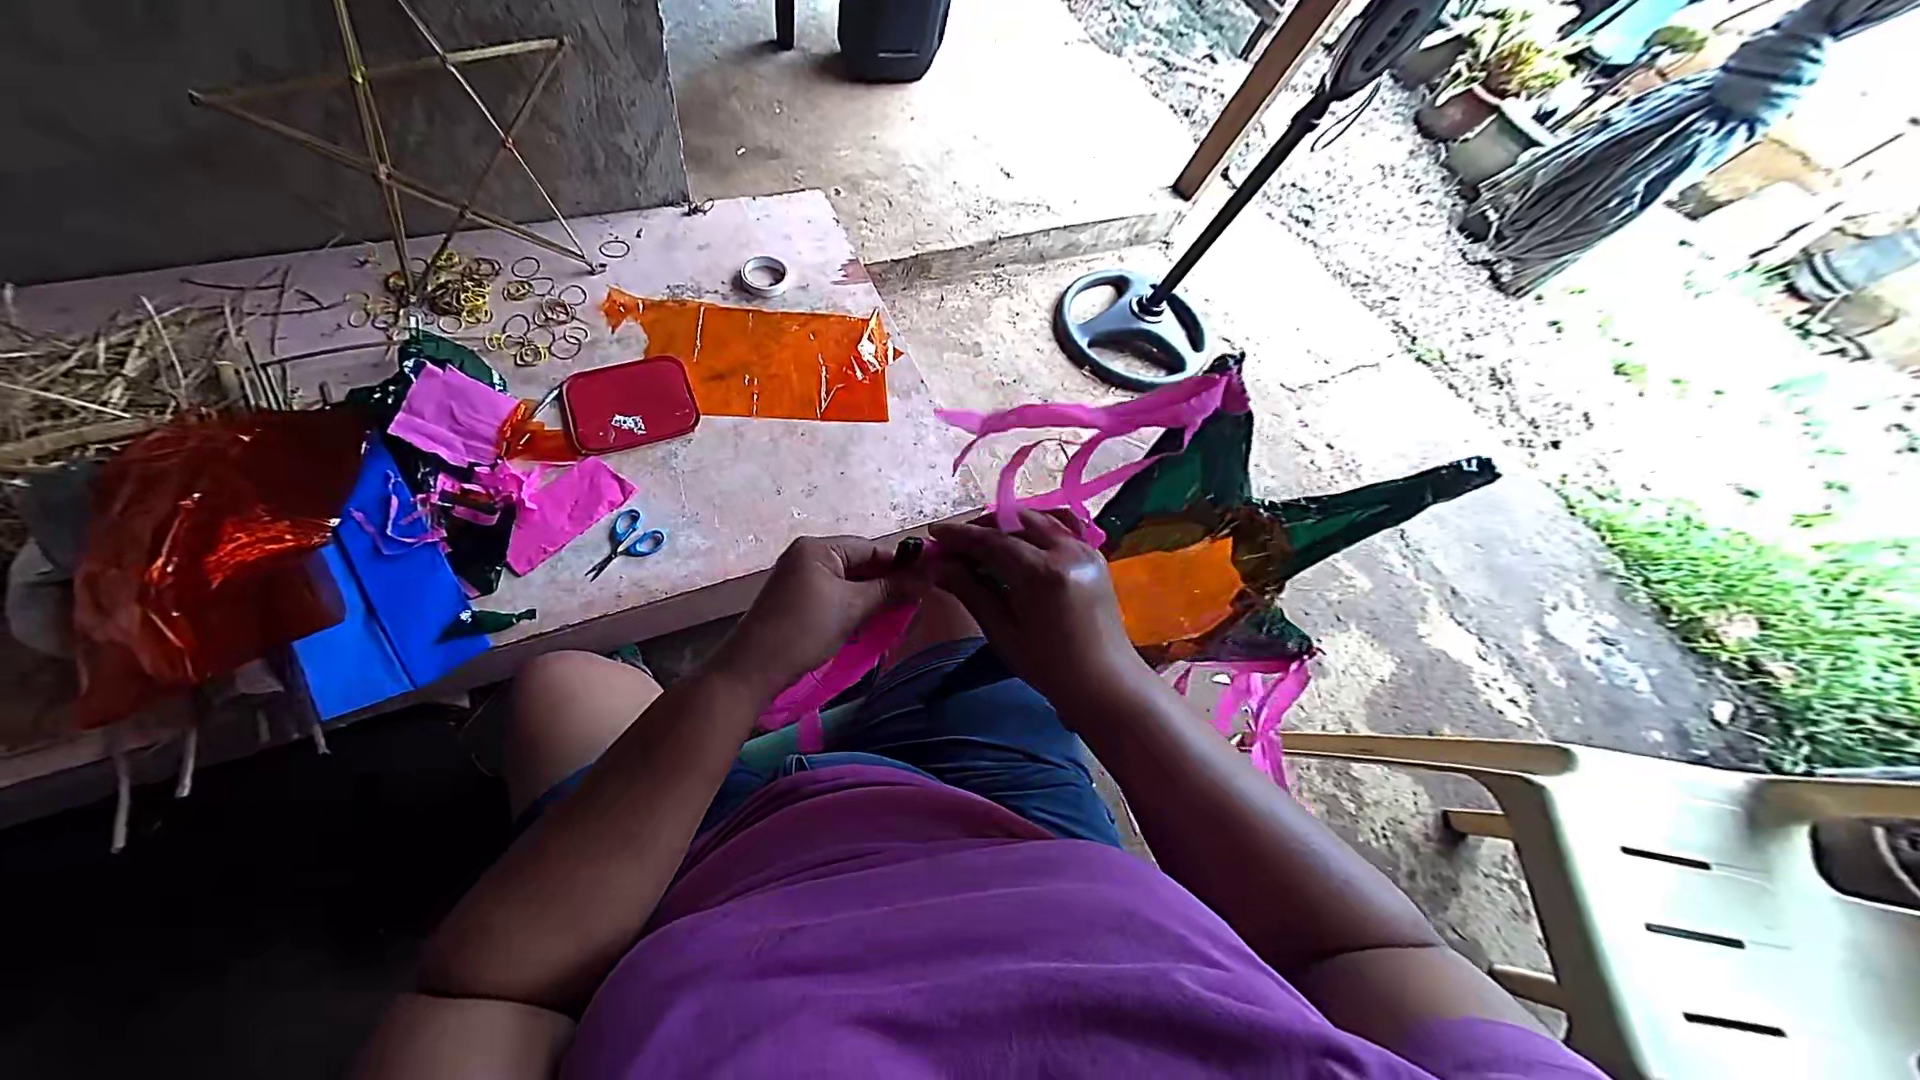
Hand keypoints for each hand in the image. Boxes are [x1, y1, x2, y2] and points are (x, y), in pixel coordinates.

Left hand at [710, 535, 925, 700]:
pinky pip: (836, 595)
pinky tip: (871, 620)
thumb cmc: (803, 631)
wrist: (751, 670)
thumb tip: (928, 575)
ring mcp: (800, 578)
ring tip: (899, 612)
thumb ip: (891, 588)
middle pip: (860, 563)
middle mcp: (807, 556)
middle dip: (887, 582)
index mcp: (818, 547)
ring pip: (849, 582)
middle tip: (917, 600)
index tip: (929, 580)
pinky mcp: (797, 600)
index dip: (901, 564)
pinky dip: (855, 606)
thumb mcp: (853, 608)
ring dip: (873, 596)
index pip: (871, 548)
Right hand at [929, 510, 1153, 715]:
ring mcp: (1085, 550)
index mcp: (1042, 573)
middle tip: (955, 544)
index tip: (934, 533)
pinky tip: (1021, 540)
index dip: (959, 536)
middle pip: (1015, 523)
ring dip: (1008, 524)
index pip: (992, 541)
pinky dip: (1037, 527)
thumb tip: (938, 566)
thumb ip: (970, 590)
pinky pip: (1062, 527)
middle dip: (982, 528)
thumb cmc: (1048, 666)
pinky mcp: (1094, 556)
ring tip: (984, 542)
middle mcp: (1066, 551)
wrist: (1104, 682)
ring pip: (1039, 520)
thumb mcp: (1001, 630)